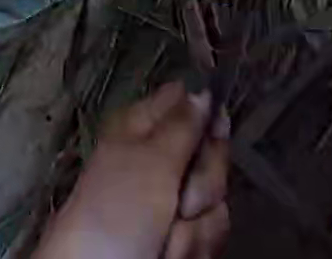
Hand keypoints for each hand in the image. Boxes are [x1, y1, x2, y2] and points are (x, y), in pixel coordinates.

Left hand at [34, 81, 230, 258]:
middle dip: (203, 182)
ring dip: (194, 225)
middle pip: (210, 152)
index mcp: (142, 127)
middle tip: (180, 201)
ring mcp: (170, 202)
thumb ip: (184, 123)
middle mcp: (159, 159)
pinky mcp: (179, 239)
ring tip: (164, 240)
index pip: (187, 100)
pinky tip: (169, 257)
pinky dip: (191, 250)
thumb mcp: (150, 160)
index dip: (207, 113)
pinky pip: (208, 234)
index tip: (215, 130)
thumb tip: (204, 89)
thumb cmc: (116, 215)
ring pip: (214, 198)